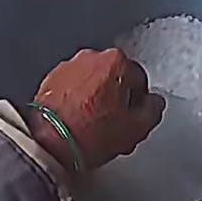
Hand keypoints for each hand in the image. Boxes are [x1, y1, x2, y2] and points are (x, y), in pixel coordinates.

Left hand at [29, 48, 164, 172]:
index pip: (139, 80)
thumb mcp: (137, 127)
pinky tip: (77, 124)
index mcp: (116, 61)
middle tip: (114, 126)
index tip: (133, 119)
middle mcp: (90, 57)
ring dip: (95, 102)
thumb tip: (153, 104)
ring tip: (93, 128)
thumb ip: (153, 109)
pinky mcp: (49, 80)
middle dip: (116, 101)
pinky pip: (71, 91)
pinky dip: (76, 104)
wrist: (48, 142)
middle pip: (114, 80)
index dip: (138, 104)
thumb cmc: (88, 133)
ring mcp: (67, 67)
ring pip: (92, 84)